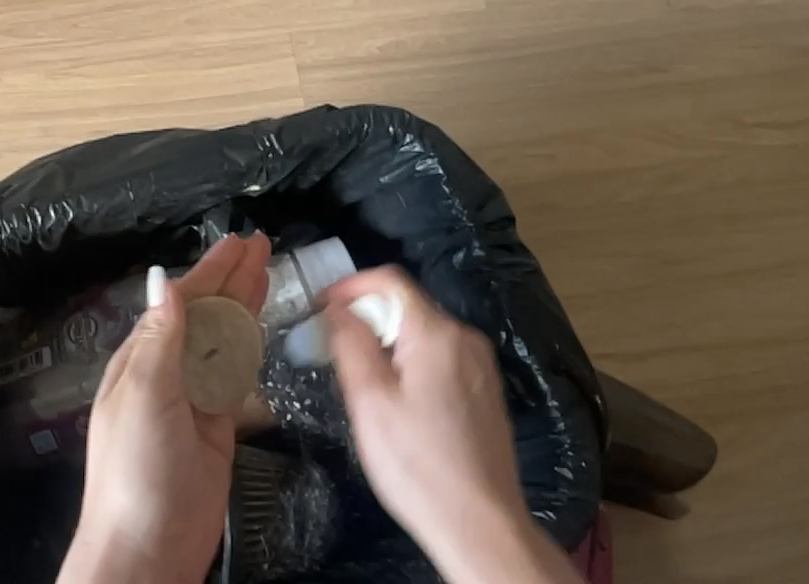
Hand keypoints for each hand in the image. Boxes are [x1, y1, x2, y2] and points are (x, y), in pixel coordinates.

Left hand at [57, 233, 273, 583]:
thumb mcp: (144, 396)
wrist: (146, 551)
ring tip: (265, 270)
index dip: (211, 270)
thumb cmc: (136, 468)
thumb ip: (161, 338)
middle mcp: (168, 369)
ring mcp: (194, 398)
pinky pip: (235, 375)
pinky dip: (248, 347)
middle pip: (207, 313)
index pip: (183, 301)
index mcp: (143, 357)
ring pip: (224, 339)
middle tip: (260, 244)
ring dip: (243, 304)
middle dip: (231, 278)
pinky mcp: (217, 426)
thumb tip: (165, 279)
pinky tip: (258, 325)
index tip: (237, 242)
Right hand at [324, 267, 578, 583]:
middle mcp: (465, 338)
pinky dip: (412, 361)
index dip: (352, 286)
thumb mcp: (369, 400)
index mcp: (437, 333)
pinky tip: (400, 402)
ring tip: (364, 379)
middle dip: (368, 318)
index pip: (390, 280)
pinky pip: (441, 356)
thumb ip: (349, 342)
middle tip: (338, 350)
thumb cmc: (417, 463)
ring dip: (388, 342)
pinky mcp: (487, 391)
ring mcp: (481, 365)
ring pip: (424, 332)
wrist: (482, 528)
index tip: (322, 307)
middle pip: (407, 305)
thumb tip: (336, 305)